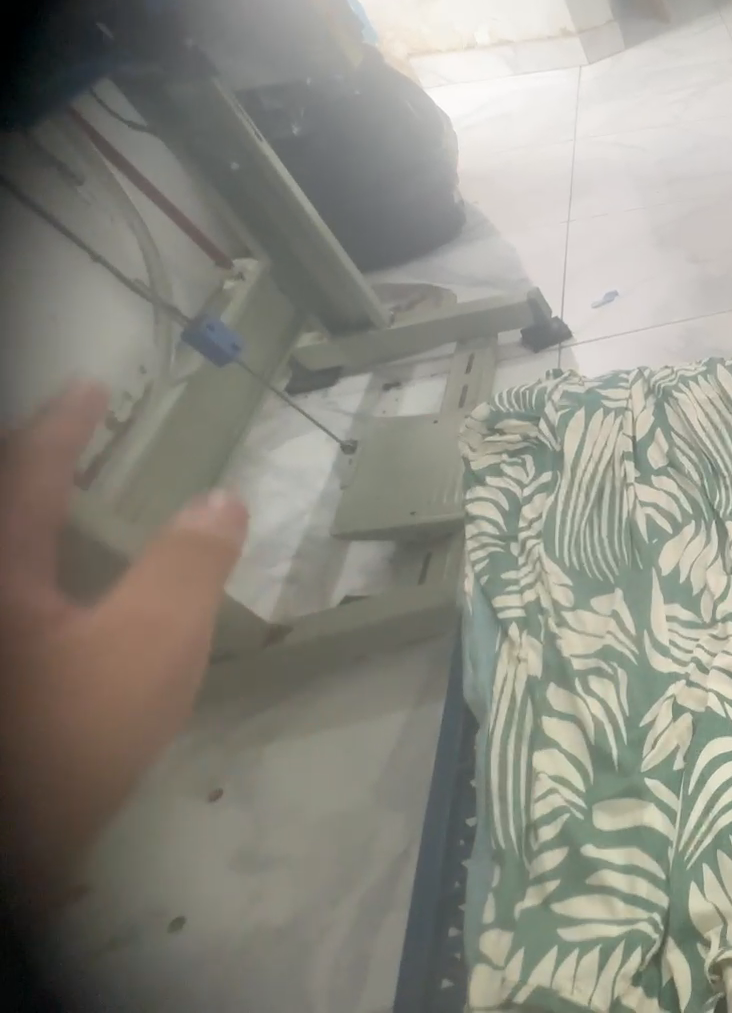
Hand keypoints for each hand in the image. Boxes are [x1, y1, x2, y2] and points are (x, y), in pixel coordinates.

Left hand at [0, 382, 247, 913]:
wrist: (17, 834)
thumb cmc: (73, 729)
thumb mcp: (152, 639)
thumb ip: (188, 563)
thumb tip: (219, 497)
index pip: (23, 479)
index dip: (59, 429)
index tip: (90, 387)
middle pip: (3, 513)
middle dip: (31, 467)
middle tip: (75, 437)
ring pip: (16, 556)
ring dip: (38, 516)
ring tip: (75, 494)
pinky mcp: (9, 670)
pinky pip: (24, 589)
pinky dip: (46, 565)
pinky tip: (75, 579)